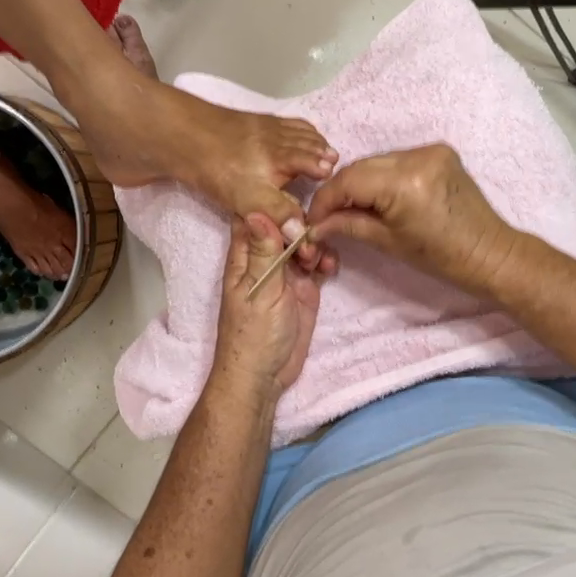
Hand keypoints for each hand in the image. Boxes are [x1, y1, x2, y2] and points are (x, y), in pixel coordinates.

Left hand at [211, 214, 322, 400]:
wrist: (264, 375)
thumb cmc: (253, 334)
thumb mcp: (259, 290)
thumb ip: (264, 252)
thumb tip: (256, 209)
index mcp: (245, 256)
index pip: (253, 214)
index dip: (272, 202)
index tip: (295, 200)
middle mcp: (265, 259)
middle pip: (285, 225)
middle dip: (302, 226)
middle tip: (310, 245)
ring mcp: (286, 273)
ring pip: (304, 242)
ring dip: (316, 244)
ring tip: (319, 262)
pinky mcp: (304, 288)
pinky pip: (318, 264)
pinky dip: (326, 261)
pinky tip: (330, 269)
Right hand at [304, 144, 519, 296]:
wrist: (490, 252)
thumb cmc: (441, 257)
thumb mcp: (388, 242)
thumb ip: (348, 226)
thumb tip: (315, 226)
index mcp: (404, 182)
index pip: (348, 181)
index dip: (325, 200)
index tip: (312, 220)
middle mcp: (417, 157)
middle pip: (361, 167)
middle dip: (340, 191)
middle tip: (326, 216)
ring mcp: (430, 150)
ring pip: (377, 162)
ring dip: (360, 182)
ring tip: (351, 208)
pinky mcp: (439, 151)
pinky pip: (397, 160)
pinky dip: (382, 177)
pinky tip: (379, 197)